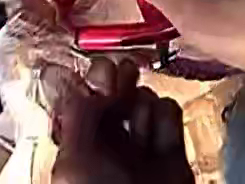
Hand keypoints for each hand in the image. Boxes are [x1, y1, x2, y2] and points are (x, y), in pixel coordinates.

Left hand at [43, 57, 191, 183]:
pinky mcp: (172, 157)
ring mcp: (141, 148)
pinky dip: (166, 116)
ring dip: (142, 102)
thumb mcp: (72, 167)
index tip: (103, 77)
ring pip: (144, 96)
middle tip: (121, 84)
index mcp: (78, 143)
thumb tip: (91, 80)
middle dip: (120, 80)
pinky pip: (169, 113)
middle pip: (116, 87)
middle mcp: (108, 141)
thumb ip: (77, 117)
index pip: (85, 91)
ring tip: (140, 130)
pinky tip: (160, 138)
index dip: (94, 77)